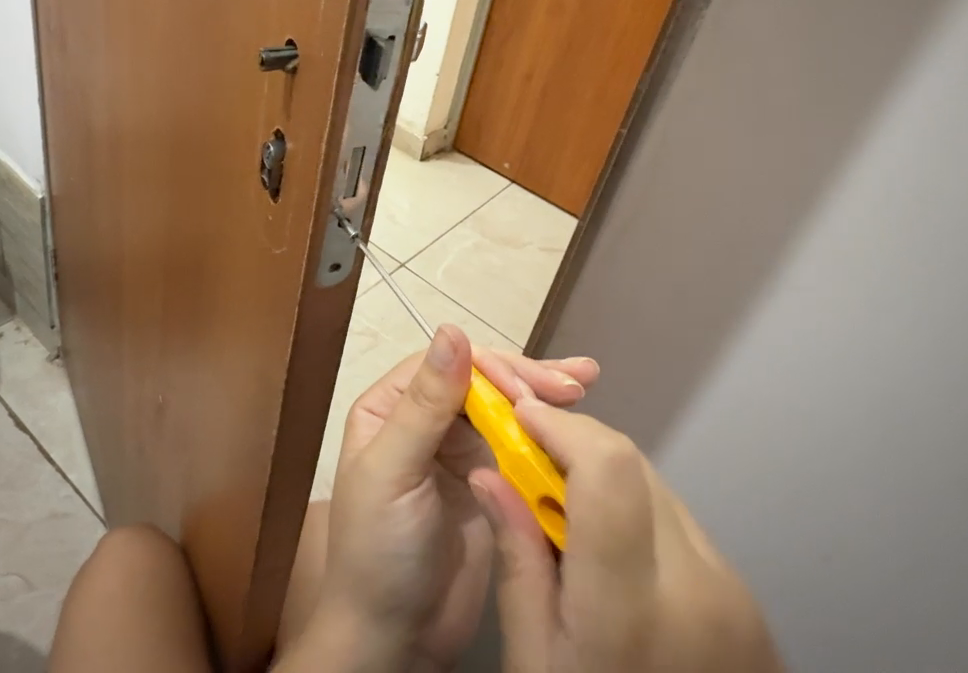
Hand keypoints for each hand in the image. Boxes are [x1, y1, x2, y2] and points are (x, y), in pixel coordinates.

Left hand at [279, 326, 598, 671]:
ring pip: (503, 408)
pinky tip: (576, 420)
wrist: (394, 636)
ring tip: (588, 379)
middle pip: (480, 381)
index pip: (447, 366)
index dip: (493, 367)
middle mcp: (422, 420)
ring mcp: (457, 452)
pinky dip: (545, 432)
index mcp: (388, 408)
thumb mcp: (394, 472)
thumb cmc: (379, 551)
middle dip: (527, 377)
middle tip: (578, 381)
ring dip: (542, 394)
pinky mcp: (487, 483)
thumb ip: (424, 405)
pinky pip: (517, 445)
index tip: (538, 385)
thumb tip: (452, 330)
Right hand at [470, 401, 781, 672]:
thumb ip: (518, 560)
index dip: (561, 427)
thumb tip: (490, 475)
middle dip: (574, 444)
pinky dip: (638, 511)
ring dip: (607, 475)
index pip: (608, 471)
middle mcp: (698, 587)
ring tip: (565, 510)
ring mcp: (734, 592)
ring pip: (659, 488)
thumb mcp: (534, 660)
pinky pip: (683, 525)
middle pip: (633, 466)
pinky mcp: (749, 601)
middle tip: (528, 458)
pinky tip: (612, 549)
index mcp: (633, 609)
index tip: (520, 418)